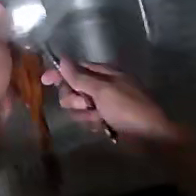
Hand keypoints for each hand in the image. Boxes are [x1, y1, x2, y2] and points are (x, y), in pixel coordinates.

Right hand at [41, 60, 187, 143]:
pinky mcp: (106, 120)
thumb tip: (61, 59)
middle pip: (73, 88)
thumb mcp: (102, 90)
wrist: (151, 137)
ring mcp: (104, 104)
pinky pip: (88, 119)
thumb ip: (79, 77)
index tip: (44, 80)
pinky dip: (92, 123)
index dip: (59, 73)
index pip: (75, 68)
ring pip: (78, 106)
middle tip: (86, 105)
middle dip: (74, 99)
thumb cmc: (128, 109)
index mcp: (104, 72)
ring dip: (84, 114)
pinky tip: (103, 128)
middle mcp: (102, 86)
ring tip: (99, 118)